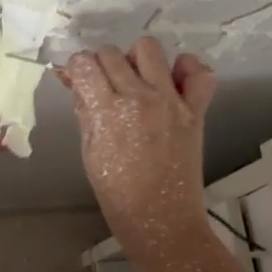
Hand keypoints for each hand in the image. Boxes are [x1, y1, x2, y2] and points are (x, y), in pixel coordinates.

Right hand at [61, 38, 216, 247]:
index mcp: (107, 111)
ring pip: (149, 48)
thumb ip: (84, 108)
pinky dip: (186, 70)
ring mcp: (170, 101)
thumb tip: (73, 78)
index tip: (80, 81)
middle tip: (105, 87)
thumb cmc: (118, 193)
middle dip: (101, 65)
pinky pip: (199, 72)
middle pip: (111, 53)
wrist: (162, 223)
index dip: (77, 69)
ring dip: (136, 59)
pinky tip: (173, 84)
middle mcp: (139, 97)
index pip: (84, 63)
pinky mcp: (195, 109)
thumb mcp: (89, 150)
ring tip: (136, 81)